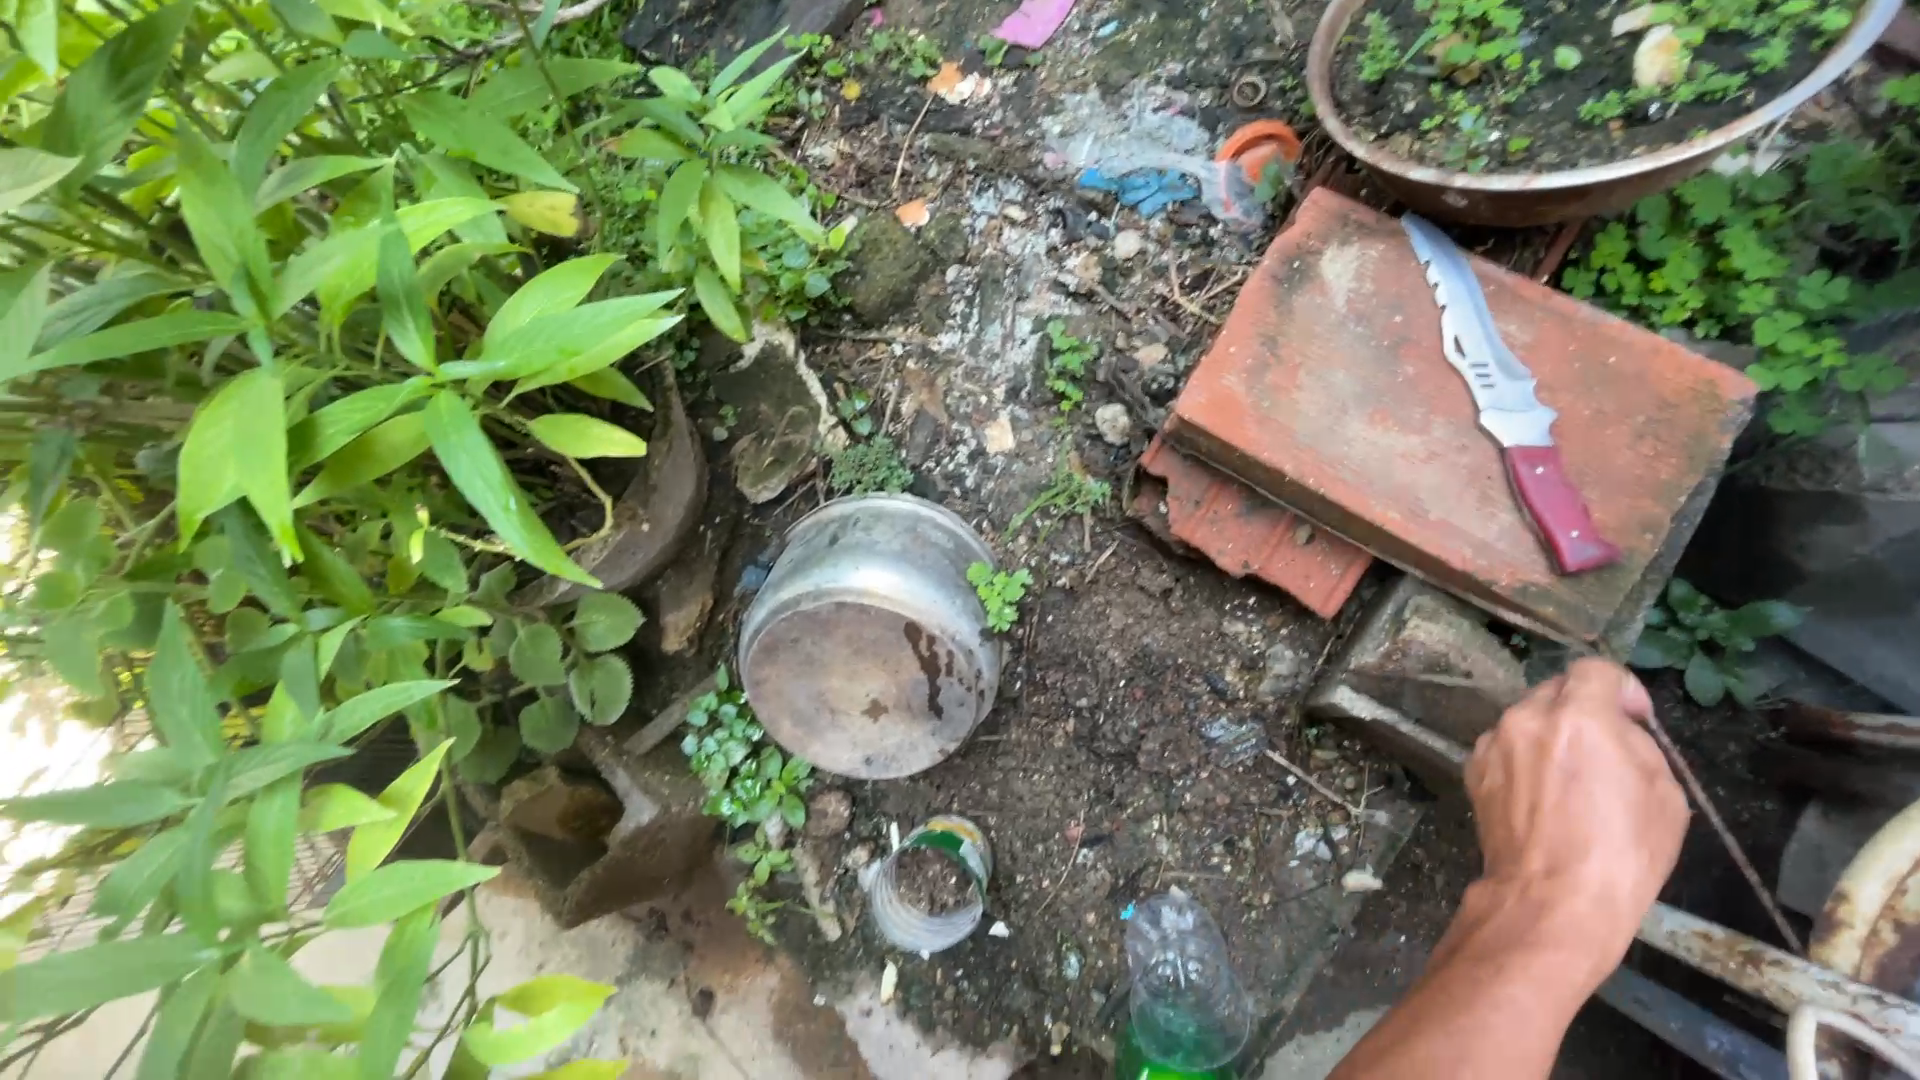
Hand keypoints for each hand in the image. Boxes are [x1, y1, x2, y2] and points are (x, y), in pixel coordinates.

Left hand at [1464, 658, 1687, 977]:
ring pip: (1526, 720)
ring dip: (1550, 735)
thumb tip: (1617, 726)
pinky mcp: (1473, 767)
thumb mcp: (1663, 792)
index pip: (1593, 670)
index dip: (1620, 688)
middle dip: (1583, 711)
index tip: (1633, 716)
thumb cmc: (1622, 849)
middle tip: (1605, 750)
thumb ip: (1636, 743)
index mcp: (1577, 717)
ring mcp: (1492, 742)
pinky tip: (1540, 795)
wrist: (1552, 892)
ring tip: (1571, 780)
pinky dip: (1523, 758)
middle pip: (1556, 692)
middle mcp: (1524, 718)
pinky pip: (1505, 747)